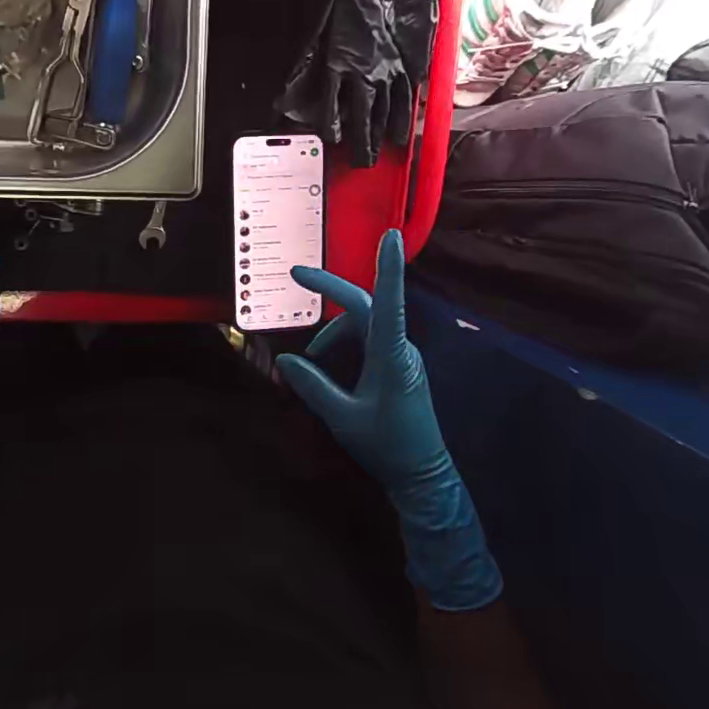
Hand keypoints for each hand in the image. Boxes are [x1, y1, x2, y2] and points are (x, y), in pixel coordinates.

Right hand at [277, 230, 500, 610]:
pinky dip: (340, 353)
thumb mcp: (343, 418)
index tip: (388, 235)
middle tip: (295, 276)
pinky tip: (326, 376)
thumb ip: (313, 386)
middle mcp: (398, 348)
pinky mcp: (397, 367)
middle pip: (360, 309)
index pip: (387, 302)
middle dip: (327, 294)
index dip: (387, 267)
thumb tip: (285, 361)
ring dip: (329, 342)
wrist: (422, 474)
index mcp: (391, 355)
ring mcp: (399, 357)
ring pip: (358, 330)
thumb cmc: (387, 445)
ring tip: (306, 373)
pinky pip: (364, 346)